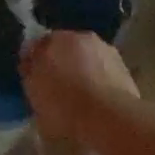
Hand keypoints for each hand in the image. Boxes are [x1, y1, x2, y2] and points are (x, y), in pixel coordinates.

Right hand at [20, 31, 138, 140]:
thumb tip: (30, 62)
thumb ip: (30, 72)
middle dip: (61, 63)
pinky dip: (99, 81)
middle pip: (65, 49)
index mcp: (56, 38)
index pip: (39, 44)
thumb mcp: (33, 92)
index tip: (34, 78)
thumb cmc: (63, 104)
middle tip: (56, 86)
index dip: (35, 61)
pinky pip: (104, 73)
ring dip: (83, 70)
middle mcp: (82, 37)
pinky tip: (96, 100)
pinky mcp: (125, 68)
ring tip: (79, 96)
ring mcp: (107, 51)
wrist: (108, 117)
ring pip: (87, 59)